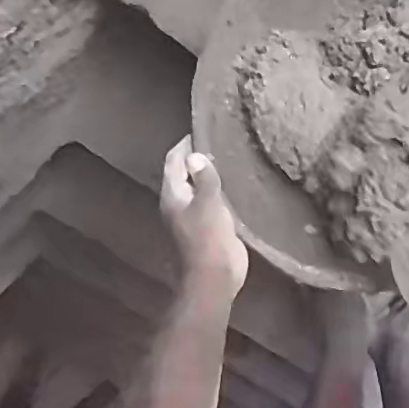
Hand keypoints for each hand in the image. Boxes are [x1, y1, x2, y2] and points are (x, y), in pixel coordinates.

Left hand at [160, 136, 248, 299]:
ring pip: (198, 187)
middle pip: (184, 173)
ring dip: (208, 173)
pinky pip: (212, 200)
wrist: (214, 278)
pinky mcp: (210, 225)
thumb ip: (204, 178)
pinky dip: (219, 188)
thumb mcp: (207, 203)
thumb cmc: (207, 239)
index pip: (173, 162)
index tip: (199, 130)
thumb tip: (196, 155)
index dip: (184, 146)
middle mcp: (180, 203)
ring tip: (228, 156)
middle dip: (196, 156)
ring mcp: (194, 215)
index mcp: (173, 196)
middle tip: (217, 140)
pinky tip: (235, 183)